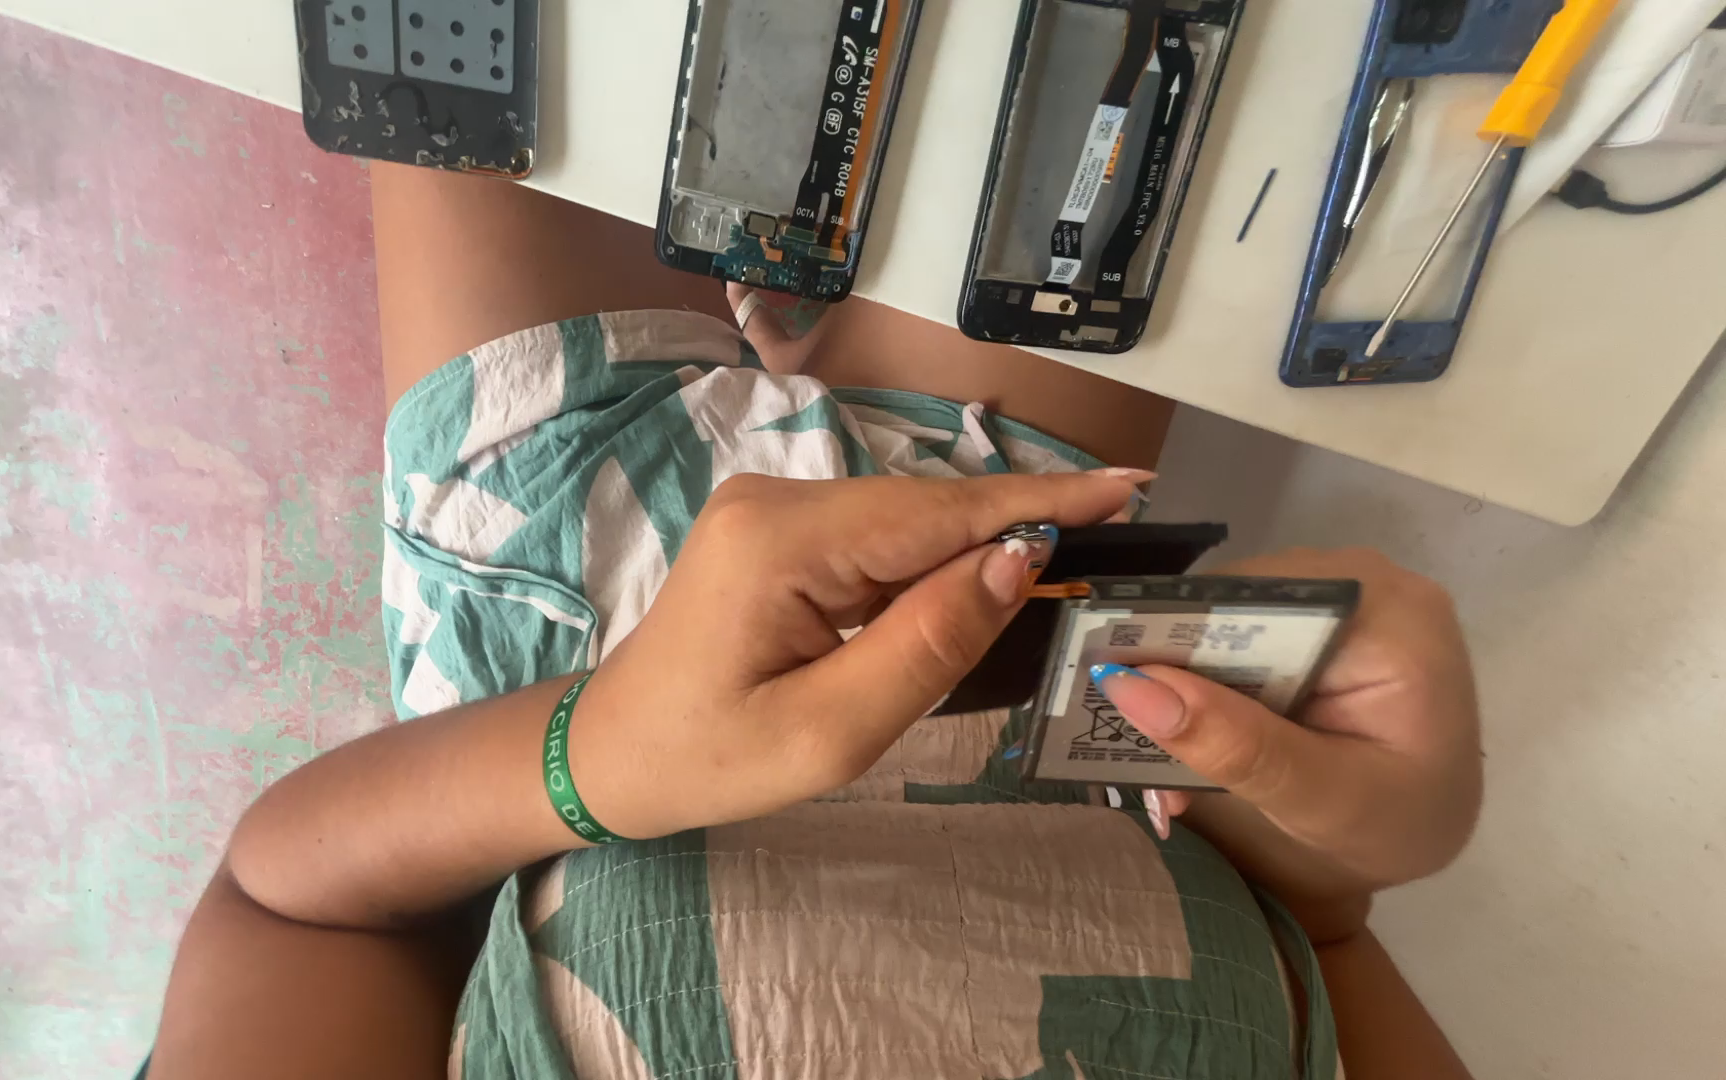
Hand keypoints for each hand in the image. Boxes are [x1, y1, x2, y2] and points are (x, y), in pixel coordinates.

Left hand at [571, 470, 1147, 839]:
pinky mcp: (769, 533)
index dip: (1035, 504)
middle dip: (1008, 536)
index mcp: (779, 542)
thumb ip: (925, 646)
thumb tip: (1013, 565)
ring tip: (1040, 589)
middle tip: (1103, 562)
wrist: (612, 751)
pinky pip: (867, 542)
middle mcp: (773, 501)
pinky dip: (917, 571)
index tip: (1128, 489)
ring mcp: (766, 511)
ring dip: (962, 559)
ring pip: (898, 527)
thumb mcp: (827, 730)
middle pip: (919, 513)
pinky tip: (951, 601)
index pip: (932, 512)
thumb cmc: (706, 760)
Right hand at [1093, 548, 1481, 941]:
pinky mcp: (1283, 605)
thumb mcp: (1325, 802)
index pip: (1251, 599)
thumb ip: (1237, 748)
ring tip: (1142, 733)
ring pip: (1201, 610)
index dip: (1173, 631)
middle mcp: (1349, 577)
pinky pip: (1206, 624)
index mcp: (1386, 611)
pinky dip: (1178, 671)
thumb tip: (1126, 684)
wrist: (1407, 821)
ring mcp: (1313, 588)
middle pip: (1218, 600)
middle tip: (1119, 723)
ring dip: (1163, 671)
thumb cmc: (1393, 821)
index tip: (1114, 682)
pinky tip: (1170, 718)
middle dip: (1164, 663)